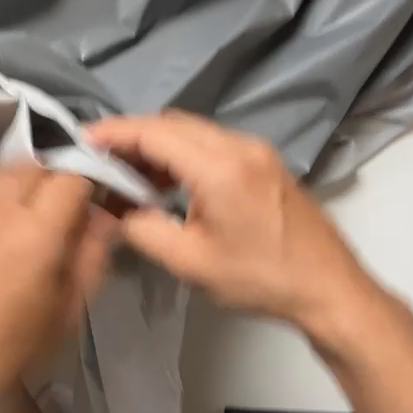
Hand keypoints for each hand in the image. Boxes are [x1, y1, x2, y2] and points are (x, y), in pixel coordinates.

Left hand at [0, 159, 114, 412]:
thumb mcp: (62, 315)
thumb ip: (90, 259)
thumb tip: (104, 218)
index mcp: (37, 235)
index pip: (72, 180)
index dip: (81, 190)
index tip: (77, 207)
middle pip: (34, 167)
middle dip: (46, 185)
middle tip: (41, 214)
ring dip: (7, 183)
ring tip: (2, 214)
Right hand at [86, 113, 389, 338]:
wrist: (331, 290)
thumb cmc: (261, 279)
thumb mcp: (190, 262)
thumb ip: (143, 230)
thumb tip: (115, 211)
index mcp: (221, 168)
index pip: (156, 133)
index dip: (115, 133)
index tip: (82, 140)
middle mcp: (240, 147)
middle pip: (173, 123)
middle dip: (131, 135)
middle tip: (98, 159)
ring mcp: (257, 152)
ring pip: (192, 131)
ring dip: (156, 145)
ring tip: (126, 174)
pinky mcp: (264, 163)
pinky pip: (210, 143)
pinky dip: (180, 153)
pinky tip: (165, 182)